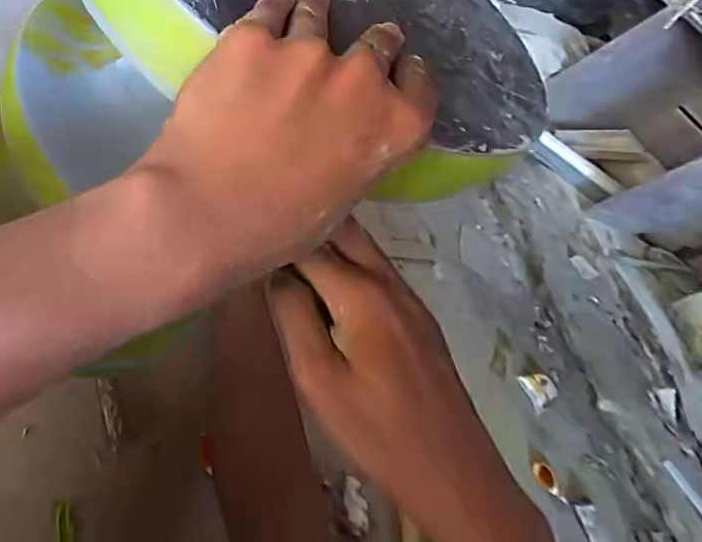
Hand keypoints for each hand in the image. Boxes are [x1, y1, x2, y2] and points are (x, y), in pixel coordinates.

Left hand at [134, 0, 436, 273]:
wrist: (206, 204)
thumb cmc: (274, 222)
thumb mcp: (339, 195)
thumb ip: (351, 151)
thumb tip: (336, 136)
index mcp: (393, 127)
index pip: (417, 84)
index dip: (407, 70)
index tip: (402, 60)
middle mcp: (358, 79)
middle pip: (374, 46)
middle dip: (373, 39)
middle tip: (370, 31)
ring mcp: (302, 52)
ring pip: (316, 17)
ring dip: (317, 6)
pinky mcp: (250, 39)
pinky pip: (267, 11)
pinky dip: (273, 5)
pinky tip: (273, 0)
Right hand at [270, 219, 549, 541]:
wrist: (458, 483)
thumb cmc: (377, 432)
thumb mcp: (315, 377)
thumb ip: (290, 312)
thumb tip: (272, 270)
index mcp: (361, 293)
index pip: (306, 242)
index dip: (273, 234)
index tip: (242, 234)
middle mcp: (388, 282)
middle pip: (340, 227)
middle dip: (301, 219)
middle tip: (262, 229)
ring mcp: (409, 298)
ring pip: (359, 243)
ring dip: (322, 236)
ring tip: (282, 246)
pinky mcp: (417, 317)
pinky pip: (373, 266)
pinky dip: (343, 257)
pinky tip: (320, 279)